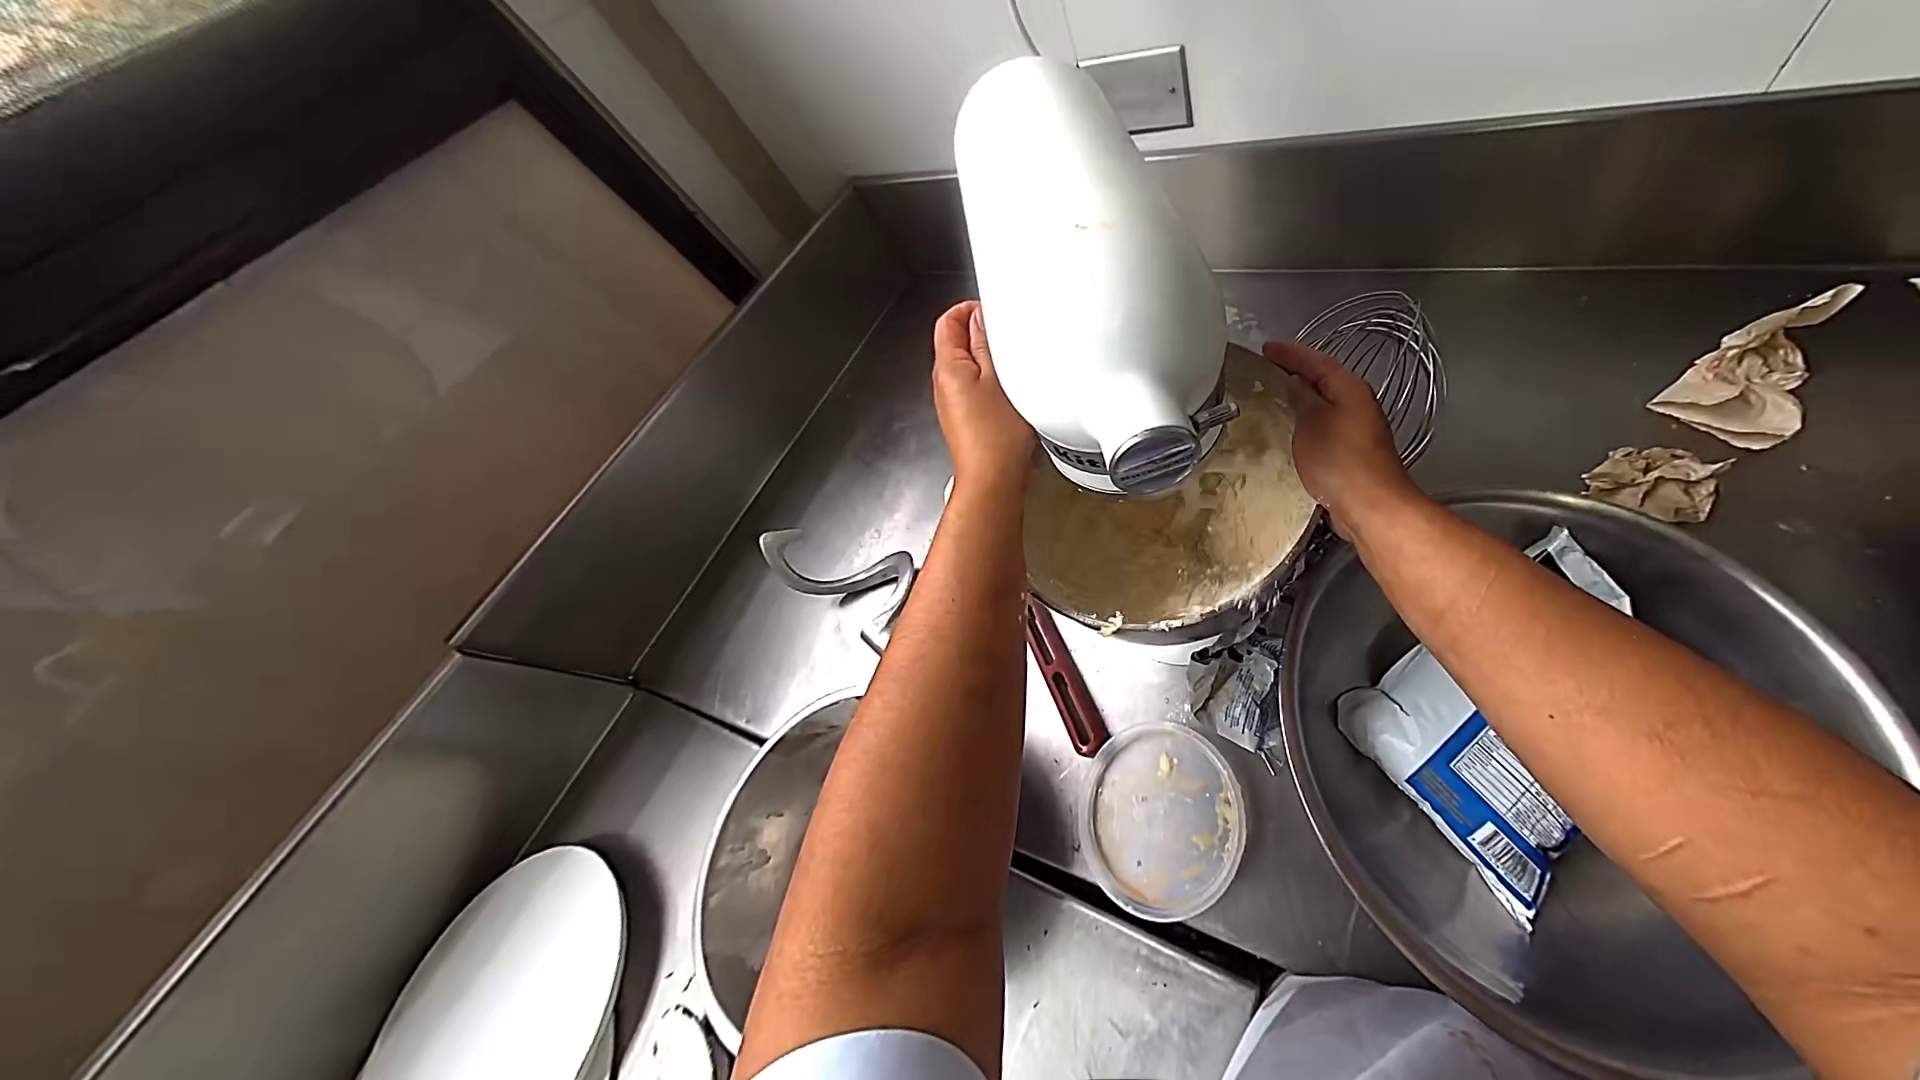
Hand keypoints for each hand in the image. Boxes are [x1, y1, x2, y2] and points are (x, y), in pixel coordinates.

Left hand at [934, 301, 1034, 492]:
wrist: (993, 479)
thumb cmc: (996, 438)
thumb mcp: (999, 378)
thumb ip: (986, 344)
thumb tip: (979, 319)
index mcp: (947, 368)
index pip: (948, 321)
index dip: (969, 310)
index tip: (993, 312)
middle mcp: (943, 383)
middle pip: (956, 342)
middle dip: (982, 334)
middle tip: (1008, 340)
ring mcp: (952, 401)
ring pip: (967, 365)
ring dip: (988, 360)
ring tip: (1012, 367)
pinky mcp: (964, 416)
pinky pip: (974, 387)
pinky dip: (990, 381)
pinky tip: (1009, 391)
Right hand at [1262, 340, 1415, 532]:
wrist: (1367, 503)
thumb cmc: (1342, 463)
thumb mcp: (1311, 421)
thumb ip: (1301, 398)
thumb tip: (1295, 384)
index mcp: (1349, 390)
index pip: (1315, 361)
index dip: (1289, 353)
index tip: (1268, 349)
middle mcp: (1356, 405)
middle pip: (1322, 379)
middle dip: (1296, 372)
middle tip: (1269, 368)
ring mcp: (1354, 428)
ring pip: (1322, 403)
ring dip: (1300, 397)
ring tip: (1275, 396)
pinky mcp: (1348, 450)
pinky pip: (1322, 425)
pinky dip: (1304, 420)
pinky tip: (1291, 429)